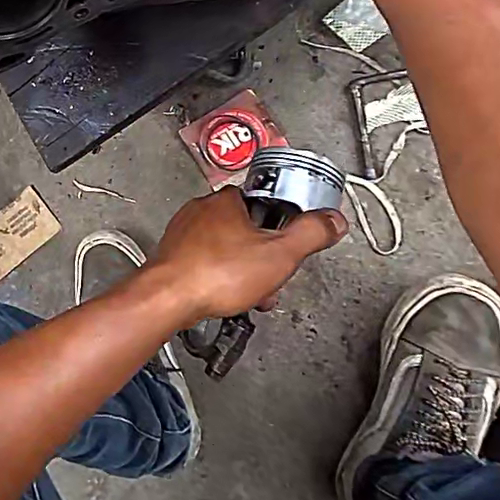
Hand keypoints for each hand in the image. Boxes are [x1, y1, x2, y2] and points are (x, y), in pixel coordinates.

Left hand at [138, 187, 345, 322]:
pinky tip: (222, 295)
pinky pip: (205, 262)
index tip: (283, 246)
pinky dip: (217, 278)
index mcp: (228, 200)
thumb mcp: (279, 255)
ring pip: (225, 248)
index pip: (263, 202)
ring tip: (245, 293)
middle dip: (260, 257)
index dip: (279, 228)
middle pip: (245, 229)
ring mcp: (185, 232)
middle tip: (265, 278)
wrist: (167, 298)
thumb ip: (310, 234)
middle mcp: (202, 210)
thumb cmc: (213, 274)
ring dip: (240, 270)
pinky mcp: (173, 254)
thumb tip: (332, 220)